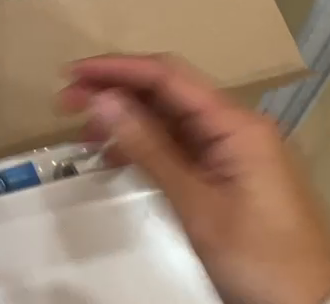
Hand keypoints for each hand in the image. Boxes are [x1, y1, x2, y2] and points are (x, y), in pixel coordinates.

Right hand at [61, 55, 329, 303]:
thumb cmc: (262, 261)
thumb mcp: (199, 206)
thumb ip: (149, 147)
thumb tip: (101, 99)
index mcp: (237, 124)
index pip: (166, 75)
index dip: (116, 68)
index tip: (72, 73)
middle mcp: (236, 126)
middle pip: (166, 91)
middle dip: (115, 90)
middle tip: (67, 102)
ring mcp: (235, 150)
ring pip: (170, 117)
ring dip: (126, 118)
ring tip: (84, 130)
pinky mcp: (230, 174)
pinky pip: (180, 144)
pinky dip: (145, 144)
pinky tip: (115, 154)